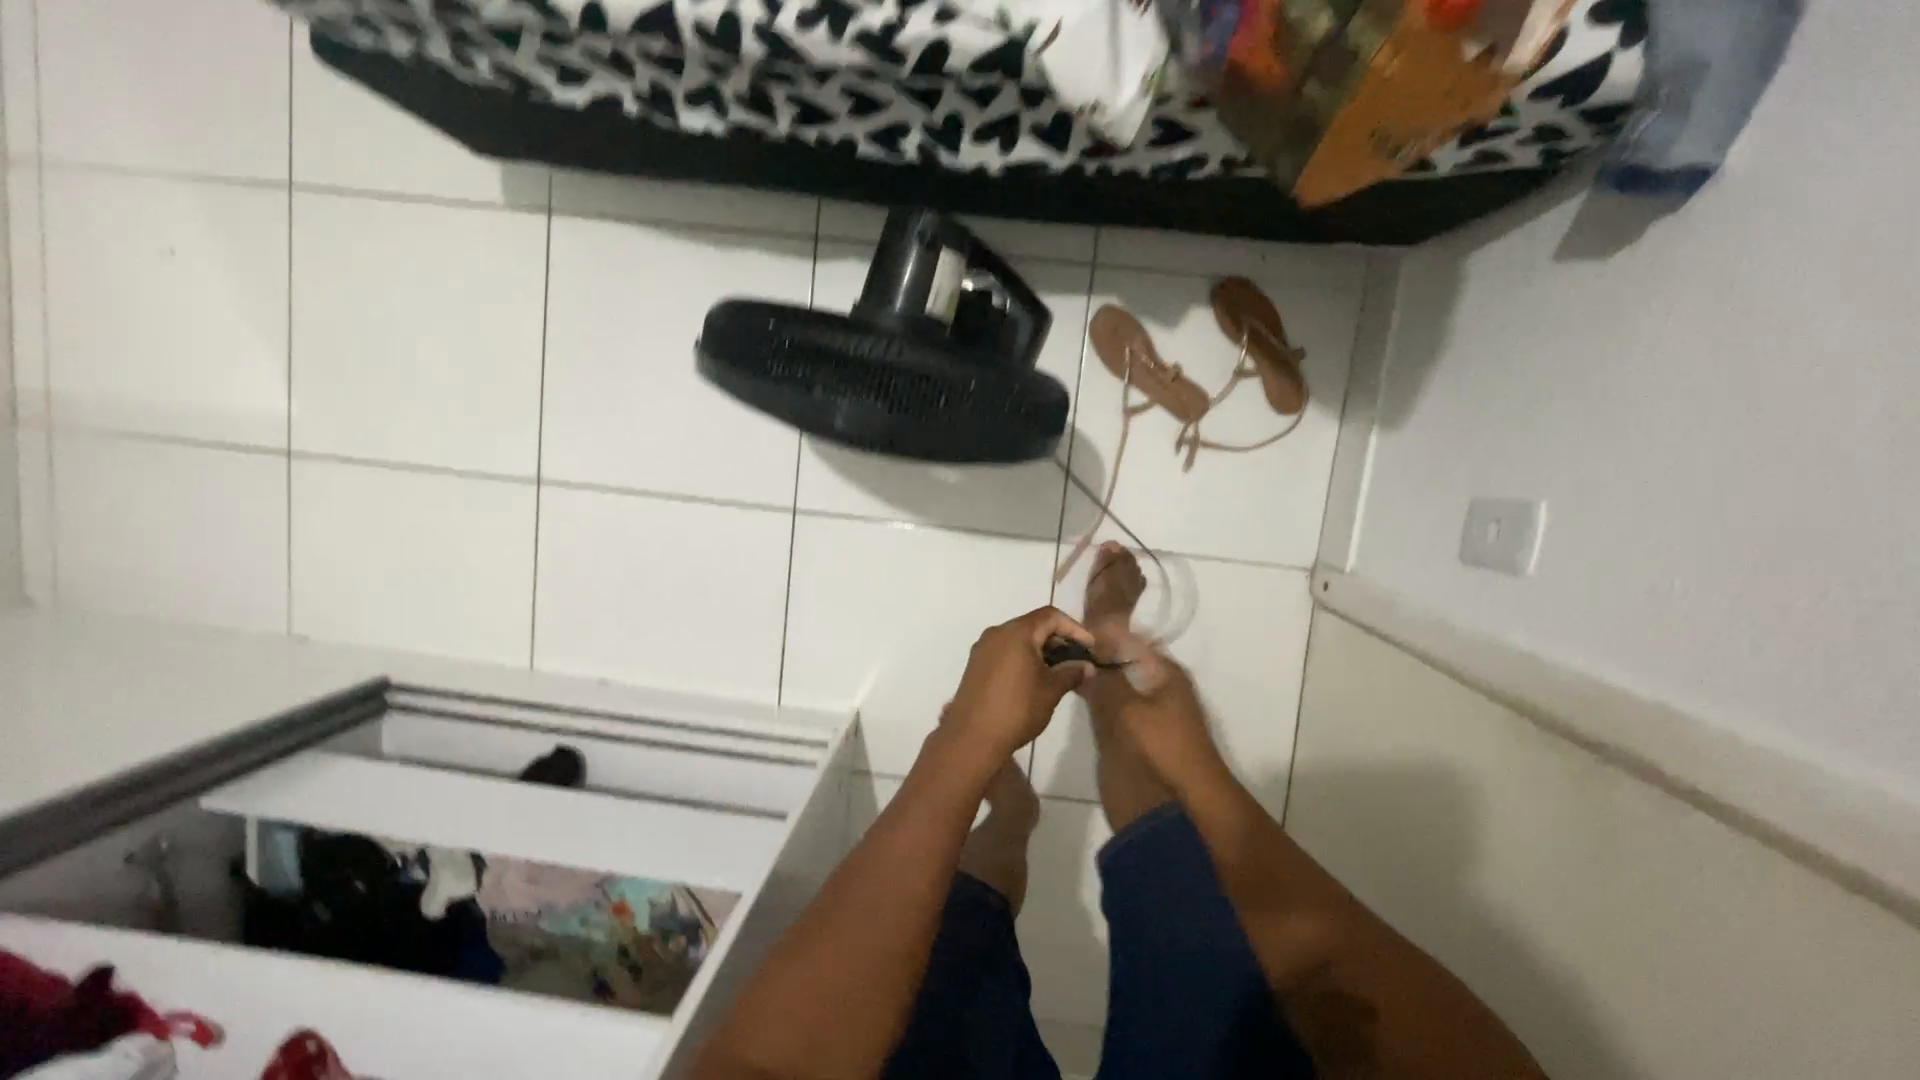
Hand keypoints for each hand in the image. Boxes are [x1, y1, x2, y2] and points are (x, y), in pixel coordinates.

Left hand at [944, 607, 1095, 759]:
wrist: (972, 737)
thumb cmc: (1017, 710)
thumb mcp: (1051, 691)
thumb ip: (1071, 673)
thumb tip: (1088, 667)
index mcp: (1017, 633)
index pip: (1051, 616)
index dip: (1074, 628)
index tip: (1090, 647)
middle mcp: (997, 633)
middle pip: (1033, 624)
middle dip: (1058, 638)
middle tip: (1077, 658)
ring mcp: (983, 648)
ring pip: (1018, 637)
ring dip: (1040, 648)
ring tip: (1058, 669)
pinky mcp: (975, 663)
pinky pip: (1005, 649)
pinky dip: (1023, 656)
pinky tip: (1035, 676)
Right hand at [1082, 633, 1226, 792]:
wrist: (1194, 787)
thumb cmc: (1163, 743)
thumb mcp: (1128, 710)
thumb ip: (1105, 682)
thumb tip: (1085, 659)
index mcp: (1164, 668)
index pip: (1128, 637)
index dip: (1101, 635)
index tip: (1075, 639)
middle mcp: (1167, 677)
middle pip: (1128, 656)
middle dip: (1101, 656)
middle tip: (1070, 657)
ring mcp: (1165, 698)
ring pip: (1128, 677)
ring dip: (1105, 676)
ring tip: (1077, 675)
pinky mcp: (1159, 717)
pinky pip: (1130, 694)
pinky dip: (1113, 693)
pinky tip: (1093, 697)